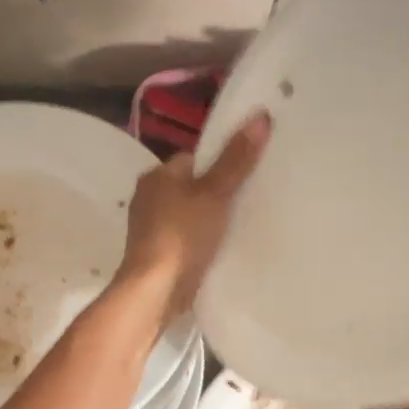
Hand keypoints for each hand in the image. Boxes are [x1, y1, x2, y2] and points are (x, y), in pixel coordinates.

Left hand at [113, 111, 272, 320]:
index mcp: (156, 176)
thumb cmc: (181, 236)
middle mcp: (148, 199)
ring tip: (240, 227)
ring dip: (209, 221)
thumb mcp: (214, 194)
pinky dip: (200, 244)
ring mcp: (150, 230)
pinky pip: (186, 241)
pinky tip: (219, 251)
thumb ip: (236, 160)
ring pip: (189, 216)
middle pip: (192, 188)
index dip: (220, 164)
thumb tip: (260, 116)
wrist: (154, 292)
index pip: (194, 159)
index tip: (246, 175)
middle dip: (216, 194)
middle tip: (249, 201)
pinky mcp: (157, 257)